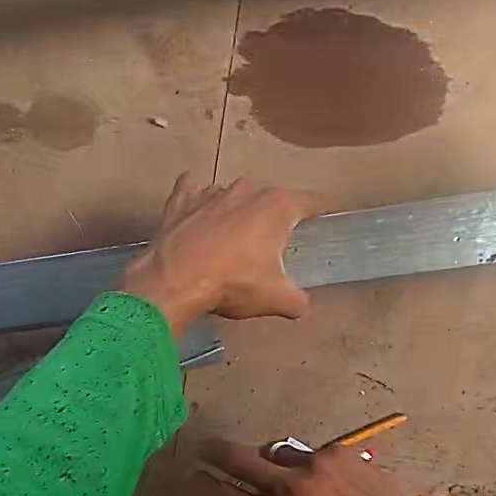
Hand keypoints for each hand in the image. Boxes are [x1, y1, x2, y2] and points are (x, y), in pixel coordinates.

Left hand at [117, 174, 324, 334]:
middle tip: (270, 246)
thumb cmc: (232, 284)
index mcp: (277, 206)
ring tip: (231, 242)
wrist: (173, 281)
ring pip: (233, 197)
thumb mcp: (275, 299)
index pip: (311, 202)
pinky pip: (193, 193)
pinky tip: (197, 218)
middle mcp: (247, 190)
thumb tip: (302, 305)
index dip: (319, 212)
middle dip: (273, 219)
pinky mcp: (180, 201)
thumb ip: (297, 300)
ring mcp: (211, 191)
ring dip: (236, 213)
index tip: (322, 221)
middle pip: (270, 199)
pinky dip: (197, 204)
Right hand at [202, 440, 468, 495]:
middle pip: (233, 456)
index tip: (197, 480)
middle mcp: (287, 489)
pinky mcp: (335, 452)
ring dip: (268, 463)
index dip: (203, 487)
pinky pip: (307, 454)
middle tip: (207, 451)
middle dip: (212, 452)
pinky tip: (323, 482)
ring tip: (281, 475)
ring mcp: (312, 465)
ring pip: (271, 451)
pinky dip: (307, 466)